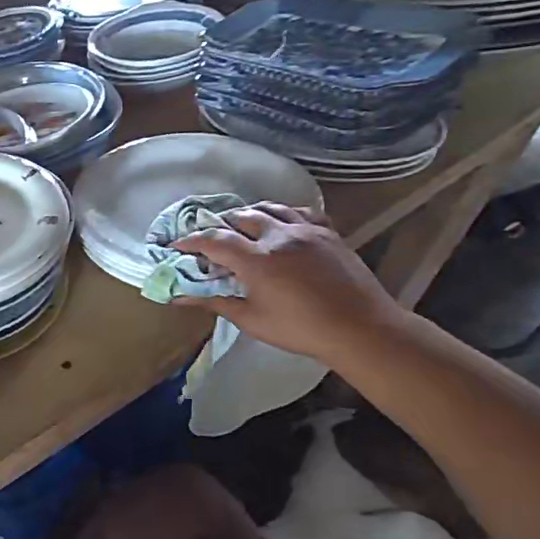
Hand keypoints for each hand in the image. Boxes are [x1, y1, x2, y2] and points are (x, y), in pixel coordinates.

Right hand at [166, 202, 410, 364]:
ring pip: (270, 208)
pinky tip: (279, 223)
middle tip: (208, 239)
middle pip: (240, 217)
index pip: (214, 240)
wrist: (363, 329)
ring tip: (238, 225)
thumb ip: (213, 302)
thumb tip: (177, 298)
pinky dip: (283, 213)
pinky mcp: (329, 234)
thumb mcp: (250, 319)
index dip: (191, 241)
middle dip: (219, 224)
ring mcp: (307, 231)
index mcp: (257, 260)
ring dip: (249, 214)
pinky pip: (301, 211)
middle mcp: (279, 237)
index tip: (176, 246)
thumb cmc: (301, 329)